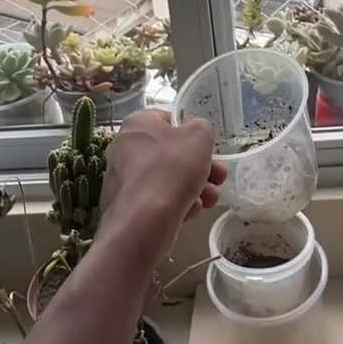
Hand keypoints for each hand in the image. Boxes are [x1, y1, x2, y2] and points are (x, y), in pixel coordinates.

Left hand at [98, 109, 225, 264]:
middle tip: (219, 178)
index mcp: (138, 122)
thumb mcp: (199, 137)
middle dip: (200, 167)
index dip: (192, 133)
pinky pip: (156, 199)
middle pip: (171, 152)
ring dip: (194, 187)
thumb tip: (196, 135)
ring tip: (210, 200)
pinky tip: (190, 212)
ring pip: (166, 178)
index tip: (208, 149)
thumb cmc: (172, 170)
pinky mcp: (125, 206)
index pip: (169, 119)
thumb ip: (202, 128)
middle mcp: (125, 147)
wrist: (142, 223)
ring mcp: (123, 178)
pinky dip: (175, 203)